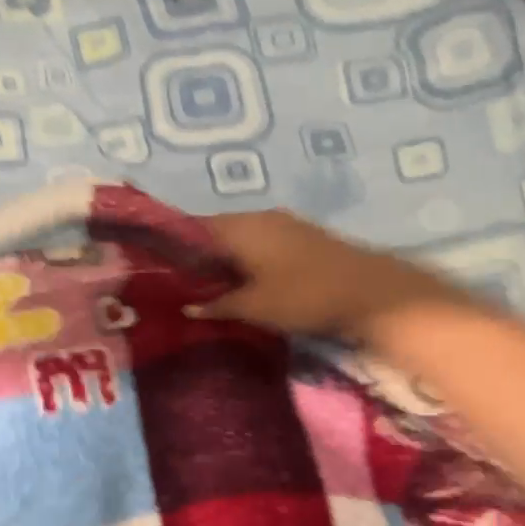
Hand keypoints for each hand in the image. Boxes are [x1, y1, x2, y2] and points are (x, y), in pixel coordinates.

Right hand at [184, 210, 469, 342]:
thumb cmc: (304, 296)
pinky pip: (256, 244)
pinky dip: (241, 260)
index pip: (190, 227)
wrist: (374, 294)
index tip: (150, 261)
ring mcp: (283, 226)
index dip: (168, 242)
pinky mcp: (300, 239)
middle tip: (171, 279)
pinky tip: (235, 282)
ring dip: (219, 258)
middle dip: (192, 253)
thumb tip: (186, 307)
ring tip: (200, 284)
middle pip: (213, 231)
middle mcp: (258, 218)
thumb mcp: (252, 307)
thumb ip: (215, 305)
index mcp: (240, 227)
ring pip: (236, 238)